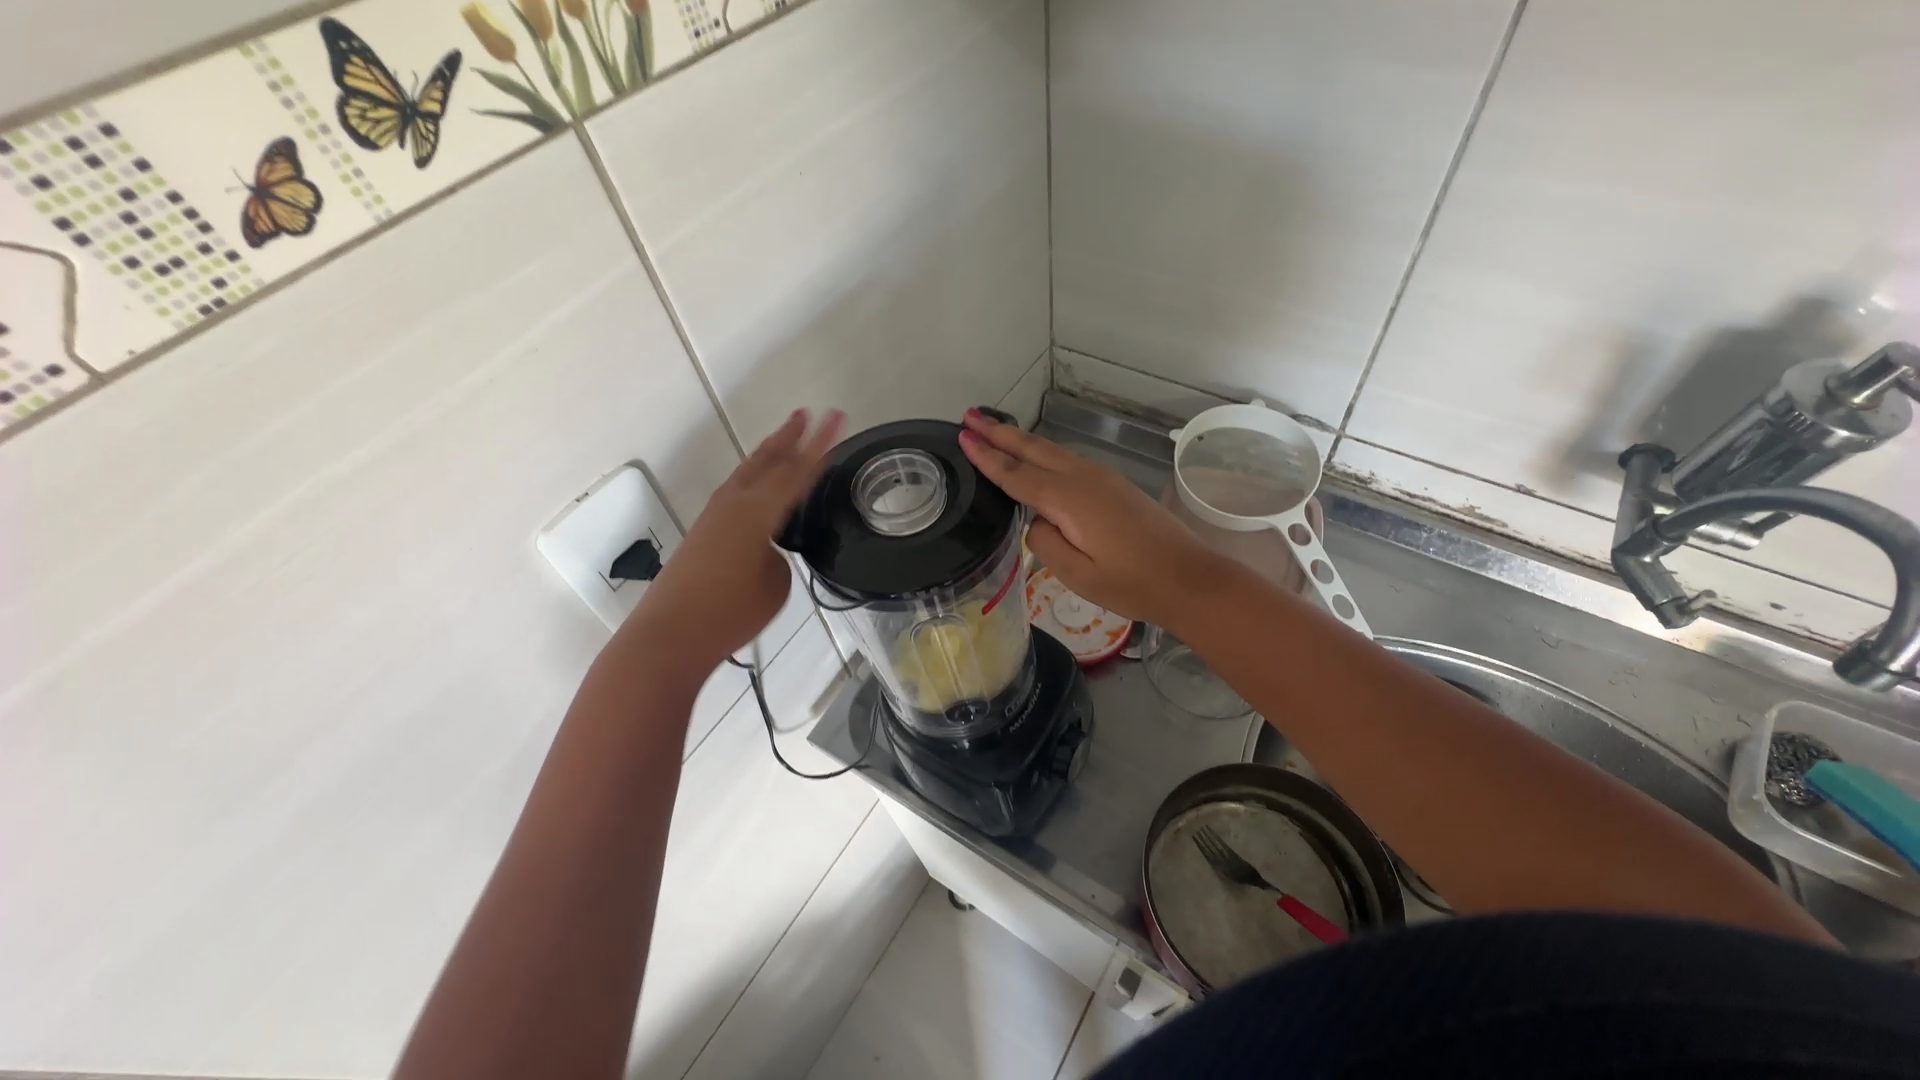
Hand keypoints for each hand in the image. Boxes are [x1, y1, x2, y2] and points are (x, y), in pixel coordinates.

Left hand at [637, 408, 844, 662]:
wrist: (669, 636)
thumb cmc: (729, 613)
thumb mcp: (774, 585)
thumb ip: (778, 558)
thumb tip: (768, 552)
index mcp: (757, 512)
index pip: (798, 472)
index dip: (821, 445)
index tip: (837, 418)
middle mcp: (733, 505)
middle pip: (766, 462)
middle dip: (789, 437)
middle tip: (808, 413)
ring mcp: (713, 518)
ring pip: (746, 475)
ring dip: (768, 455)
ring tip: (786, 439)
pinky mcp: (702, 535)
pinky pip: (734, 494)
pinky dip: (752, 480)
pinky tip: (757, 487)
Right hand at [959, 408, 1230, 630]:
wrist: (1189, 578)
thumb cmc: (1133, 584)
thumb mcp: (1078, 575)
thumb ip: (1045, 543)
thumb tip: (1038, 522)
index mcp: (1069, 499)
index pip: (1017, 474)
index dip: (988, 457)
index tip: (963, 436)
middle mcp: (1084, 478)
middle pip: (1034, 450)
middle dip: (1000, 433)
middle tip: (969, 415)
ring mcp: (1102, 478)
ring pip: (1052, 451)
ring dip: (1021, 440)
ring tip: (994, 431)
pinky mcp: (1114, 485)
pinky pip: (1068, 461)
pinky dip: (1043, 453)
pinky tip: (1036, 458)